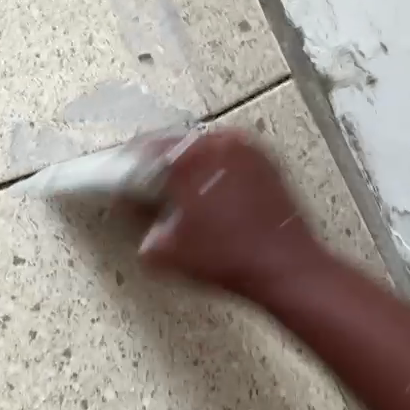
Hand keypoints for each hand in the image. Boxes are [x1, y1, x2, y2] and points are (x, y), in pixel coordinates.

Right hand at [135, 129, 329, 296]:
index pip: (144, 146)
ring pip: (205, 144)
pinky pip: (231, 153)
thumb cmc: (227, 258)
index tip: (123, 173)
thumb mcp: (166, 251)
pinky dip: (216, 165)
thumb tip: (129, 208)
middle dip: (158, 159)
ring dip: (189, 160)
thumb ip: (139, 223)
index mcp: (186, 159)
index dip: (128, 161)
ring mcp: (247, 150)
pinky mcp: (267, 162)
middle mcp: (217, 144)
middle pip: (175, 140)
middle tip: (148, 179)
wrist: (285, 268)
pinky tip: (211, 188)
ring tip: (180, 183)